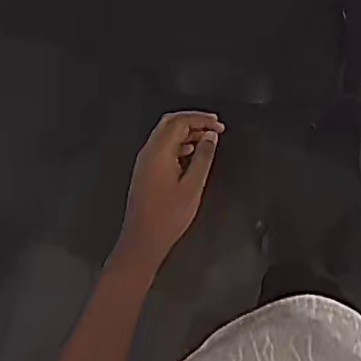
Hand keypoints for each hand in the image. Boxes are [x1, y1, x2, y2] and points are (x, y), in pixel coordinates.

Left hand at [115, 112, 223, 269]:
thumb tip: (210, 137)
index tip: (218, 124)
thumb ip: (203, 157)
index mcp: (159, 152)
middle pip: (170, 122)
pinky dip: (180, 142)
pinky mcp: (145, 171)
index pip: (180, 122)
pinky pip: (163, 147)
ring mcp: (145, 162)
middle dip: (193, 120)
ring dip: (187, 131)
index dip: (201, 119)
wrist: (142, 241)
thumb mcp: (193, 186)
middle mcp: (148, 153)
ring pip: (166, 134)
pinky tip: (193, 152)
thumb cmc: (167, 217)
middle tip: (214, 124)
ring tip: (208, 137)